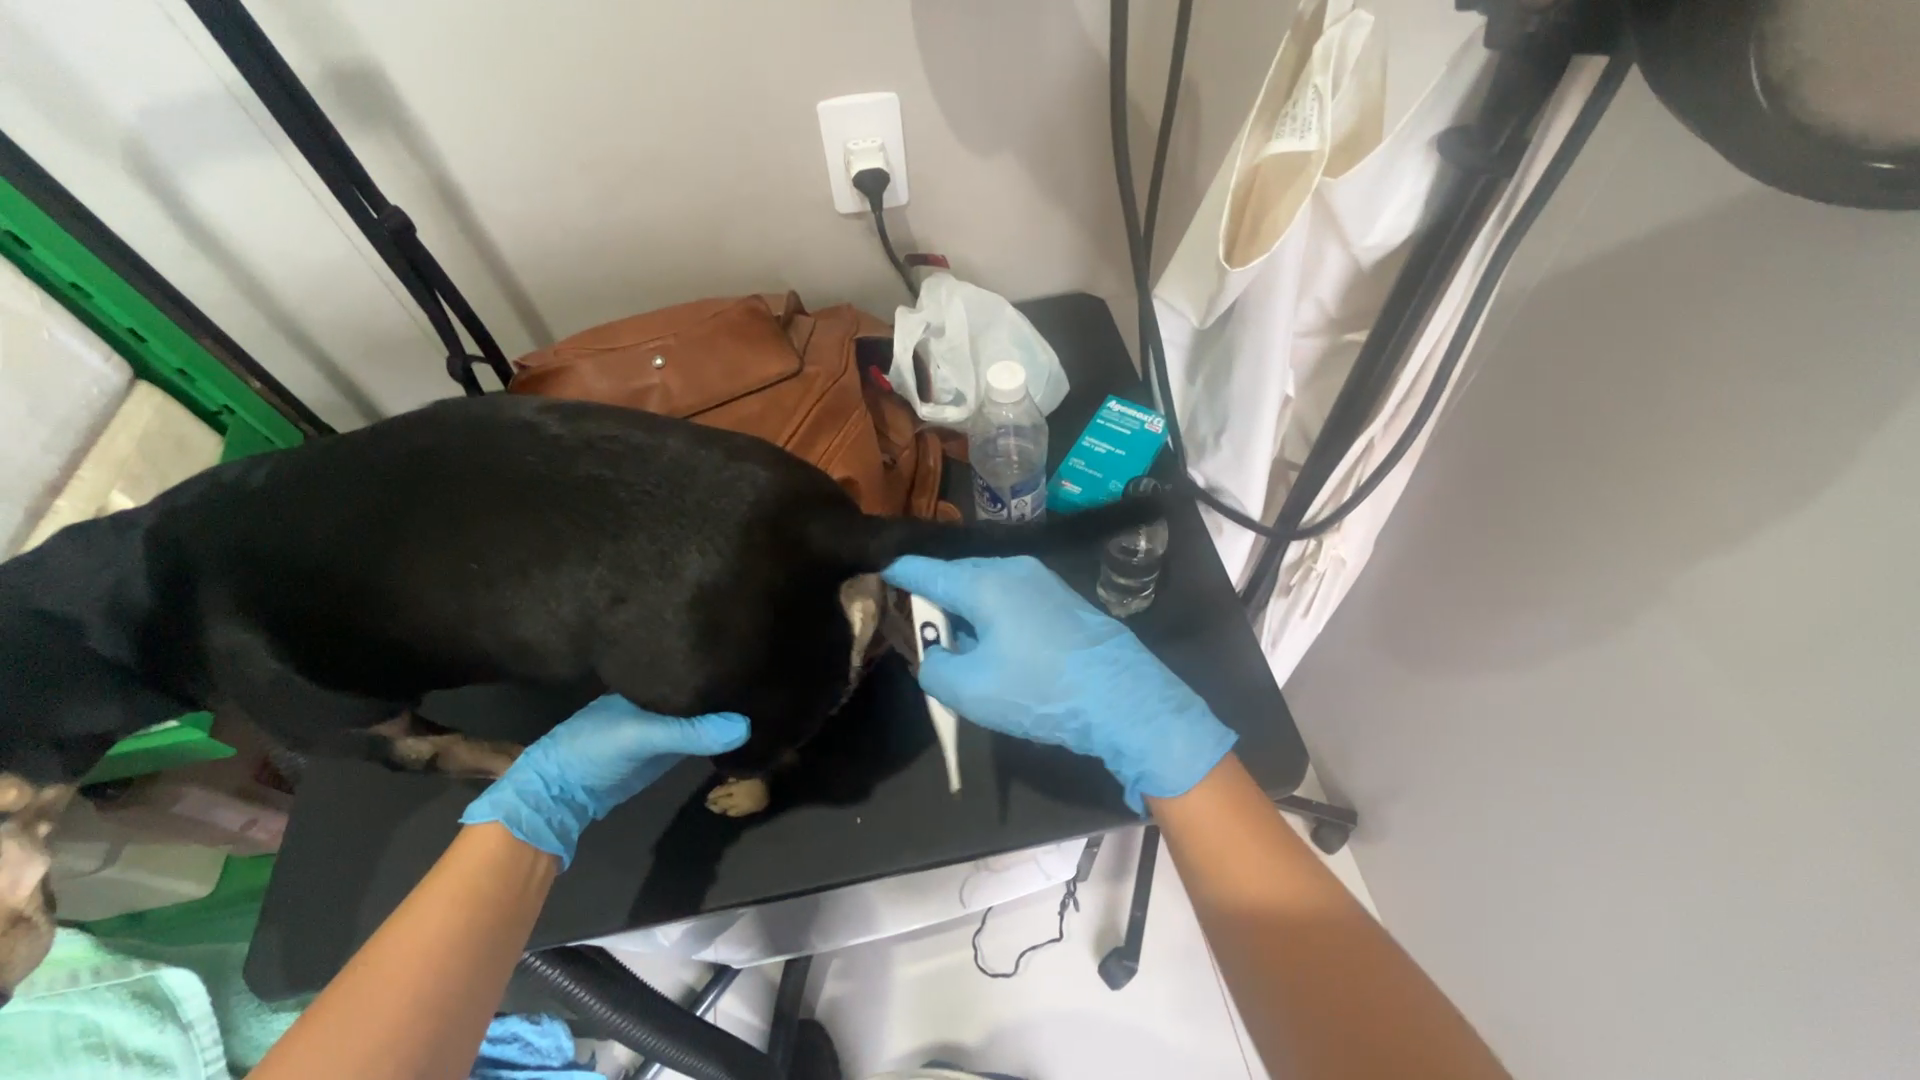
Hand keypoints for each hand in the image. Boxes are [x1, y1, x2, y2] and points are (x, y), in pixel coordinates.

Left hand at [458, 695, 747, 866]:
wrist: (558, 796)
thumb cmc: (592, 749)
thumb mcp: (643, 735)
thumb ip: (690, 732)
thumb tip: (747, 726)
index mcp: (645, 682)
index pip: (688, 668)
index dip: (715, 667)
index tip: (750, 662)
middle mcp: (655, 699)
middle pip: (696, 692)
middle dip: (723, 690)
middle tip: (764, 682)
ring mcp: (660, 727)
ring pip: (698, 716)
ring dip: (721, 713)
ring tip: (759, 701)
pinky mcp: (663, 752)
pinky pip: (694, 739)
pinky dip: (712, 735)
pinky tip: (738, 729)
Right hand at [883, 555, 1235, 810]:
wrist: (1123, 699)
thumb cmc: (1038, 689)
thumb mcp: (969, 689)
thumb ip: (934, 669)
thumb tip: (938, 658)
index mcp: (984, 582)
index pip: (926, 571)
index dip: (898, 573)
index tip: (880, 572)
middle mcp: (1014, 569)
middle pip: (958, 579)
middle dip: (936, 602)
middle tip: (922, 633)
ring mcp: (1045, 582)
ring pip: (988, 591)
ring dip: (969, 616)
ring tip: (962, 650)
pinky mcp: (1066, 602)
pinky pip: (1014, 602)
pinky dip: (996, 620)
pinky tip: (1002, 652)